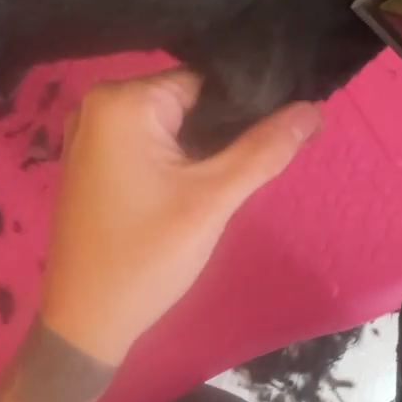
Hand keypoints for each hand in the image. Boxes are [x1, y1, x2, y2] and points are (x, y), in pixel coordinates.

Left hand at [39, 69, 320, 363]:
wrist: (86, 321)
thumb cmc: (147, 256)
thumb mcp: (213, 199)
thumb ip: (265, 149)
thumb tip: (315, 109)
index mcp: (123, 101)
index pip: (206, 80)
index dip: (249, 104)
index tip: (285, 128)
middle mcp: (98, 104)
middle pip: (187, 100)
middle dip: (227, 126)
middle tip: (265, 159)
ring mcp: (89, 133)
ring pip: (169, 123)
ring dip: (203, 144)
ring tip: (232, 175)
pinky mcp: (90, 161)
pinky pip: (146, 142)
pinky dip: (175, 157)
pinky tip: (198, 184)